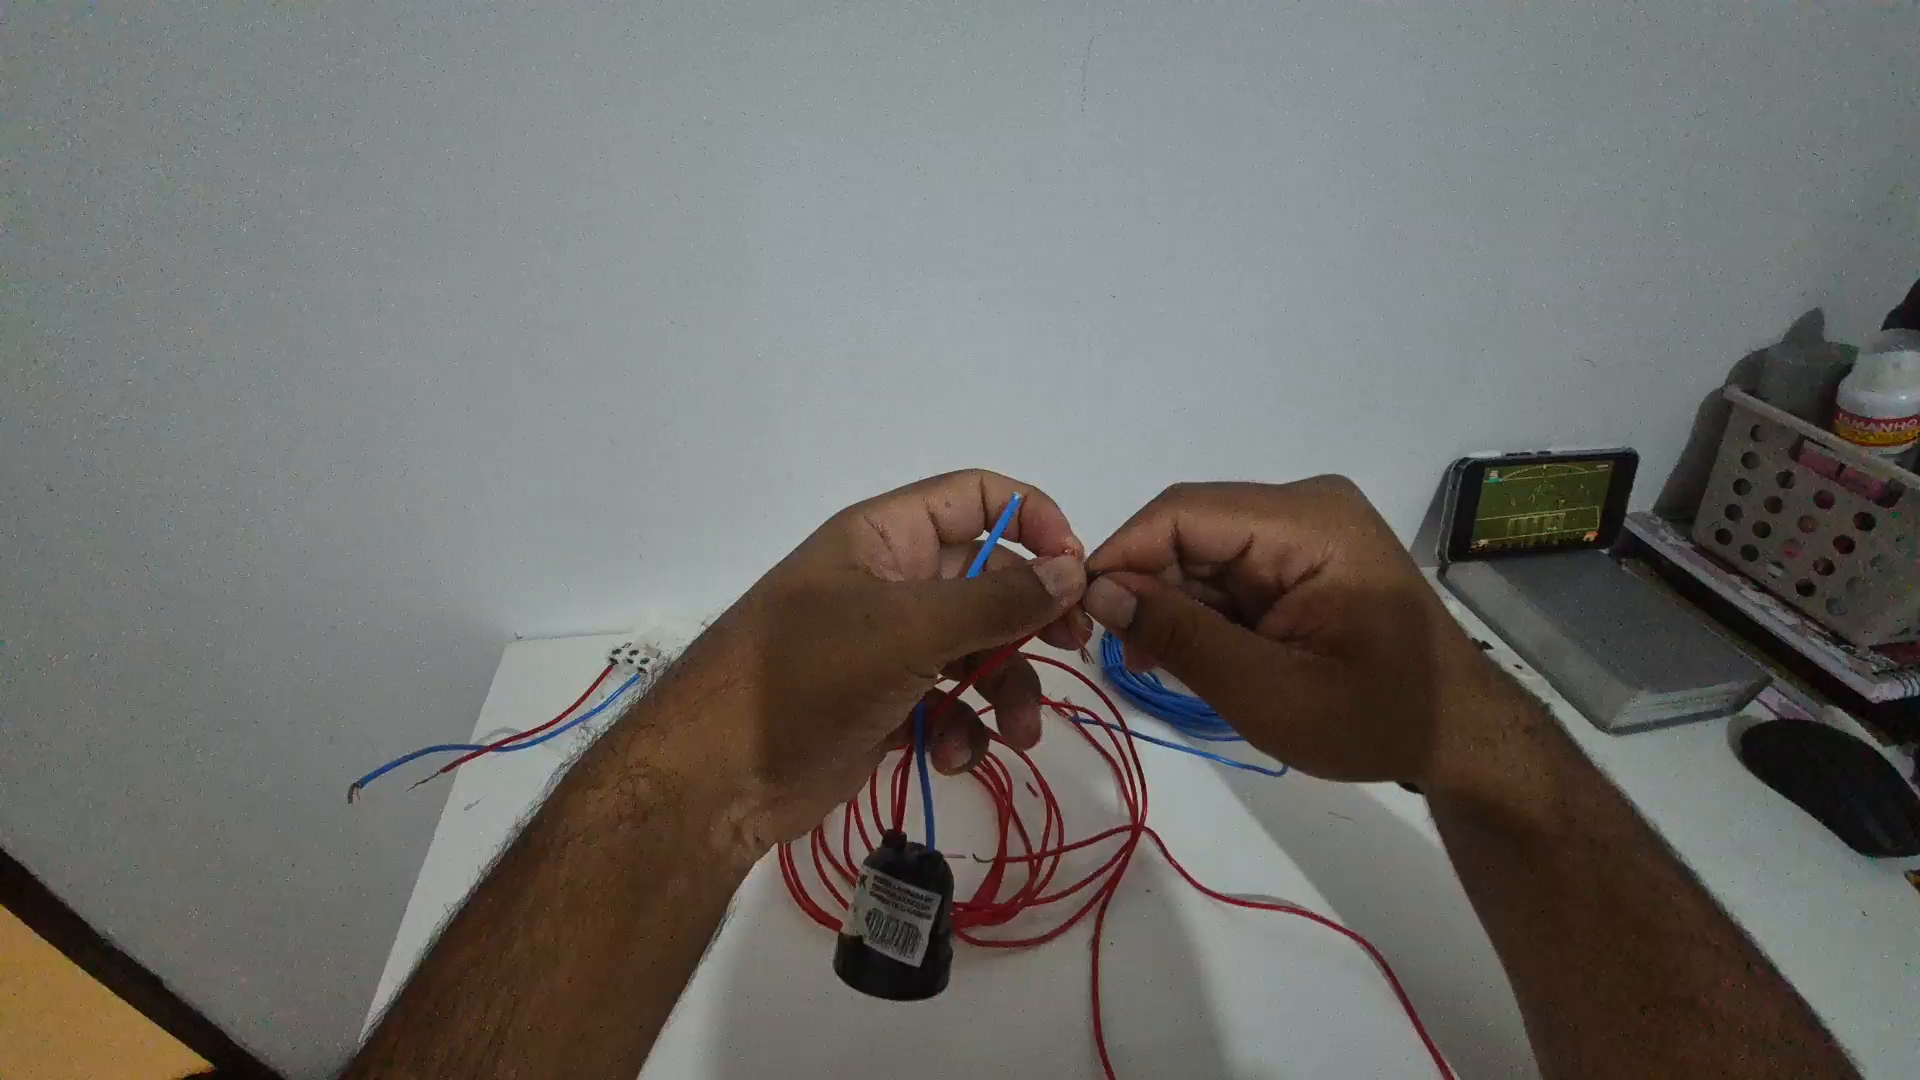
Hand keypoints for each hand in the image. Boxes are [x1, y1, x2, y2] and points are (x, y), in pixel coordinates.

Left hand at [650, 470, 1089, 859]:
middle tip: (1074, 644)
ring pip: (978, 649)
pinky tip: (951, 754)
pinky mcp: (889, 702)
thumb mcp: (907, 629)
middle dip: (1031, 616)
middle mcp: (892, 583)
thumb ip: (996, 600)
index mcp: (886, 538)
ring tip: (1019, 734)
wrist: (718, 779)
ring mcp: (891, 646)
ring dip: (1006, 688)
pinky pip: (949, 701)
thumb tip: (1073, 569)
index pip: (975, 497)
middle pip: (989, 579)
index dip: (1032, 518)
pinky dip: (961, 728)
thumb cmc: (809, 676)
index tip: (1075, 566)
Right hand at [1080, 477, 1526, 787]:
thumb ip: (1180, 637)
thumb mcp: (1268, 691)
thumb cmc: (1374, 719)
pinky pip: (1222, 567)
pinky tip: (1183, 648)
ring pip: (1198, 549)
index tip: (1081, 609)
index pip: (1184, 513)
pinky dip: (1195, 608)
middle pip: (1189, 528)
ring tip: (1148, 659)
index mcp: (1309, 523)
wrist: (1459, 736)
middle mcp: (1303, 506)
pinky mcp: (1296, 554)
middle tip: (1114, 648)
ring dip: (1166, 601)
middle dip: (1143, 585)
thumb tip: (1098, 593)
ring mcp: (1301, 529)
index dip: (1123, 554)